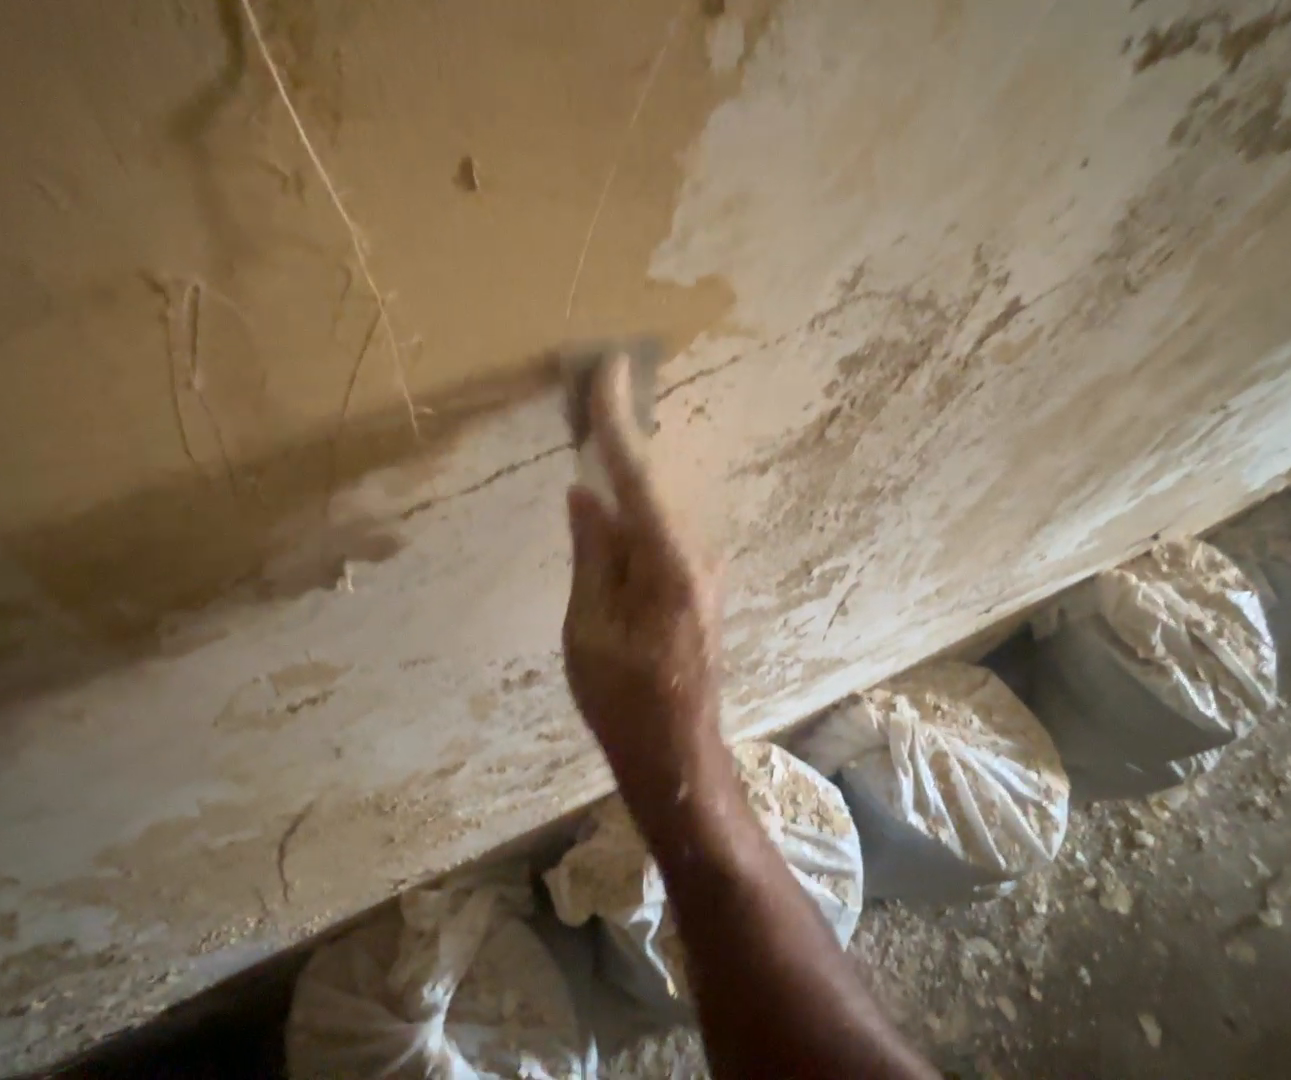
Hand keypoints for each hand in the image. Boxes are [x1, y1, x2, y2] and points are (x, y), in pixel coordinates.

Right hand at [562, 356, 724, 789]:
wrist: (677, 750)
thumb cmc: (622, 699)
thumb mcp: (587, 629)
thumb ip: (591, 555)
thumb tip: (586, 494)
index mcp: (667, 564)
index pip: (637, 475)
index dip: (617, 419)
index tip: (608, 367)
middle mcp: (697, 555)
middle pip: (651, 484)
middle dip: (618, 440)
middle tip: (588, 391)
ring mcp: (704, 570)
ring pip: (656, 508)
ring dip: (624, 476)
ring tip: (590, 439)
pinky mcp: (699, 584)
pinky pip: (660, 532)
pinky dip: (634, 511)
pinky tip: (610, 504)